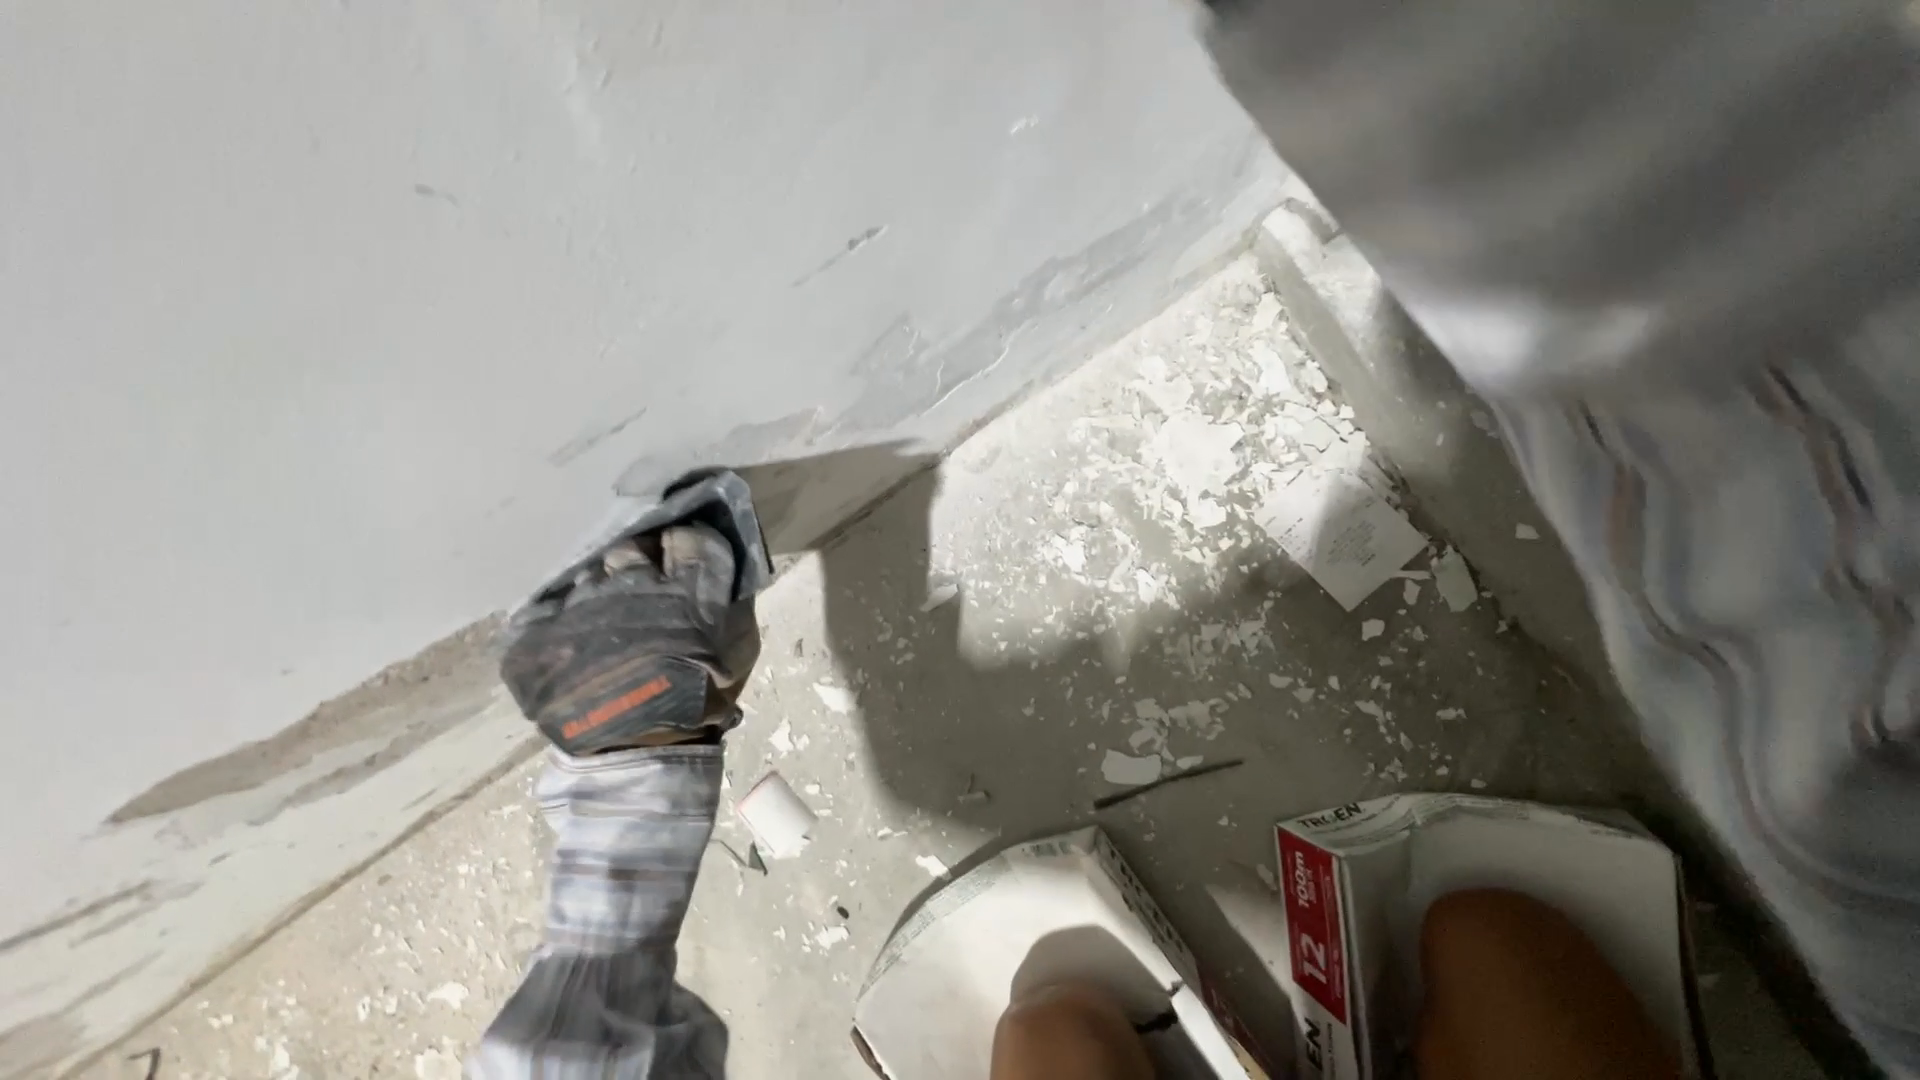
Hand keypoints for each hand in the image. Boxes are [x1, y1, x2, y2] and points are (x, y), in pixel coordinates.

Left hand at [499, 523, 759, 754]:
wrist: (638, 757)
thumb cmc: (701, 701)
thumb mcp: (740, 648)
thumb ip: (733, 600)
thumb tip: (725, 565)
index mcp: (688, 590)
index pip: (687, 538)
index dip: (686, 544)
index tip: (684, 558)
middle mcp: (633, 587)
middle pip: (632, 546)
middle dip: (638, 559)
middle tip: (642, 582)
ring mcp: (581, 607)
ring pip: (588, 571)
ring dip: (599, 586)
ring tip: (603, 611)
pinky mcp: (539, 633)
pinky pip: (543, 602)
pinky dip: (556, 610)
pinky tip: (569, 628)